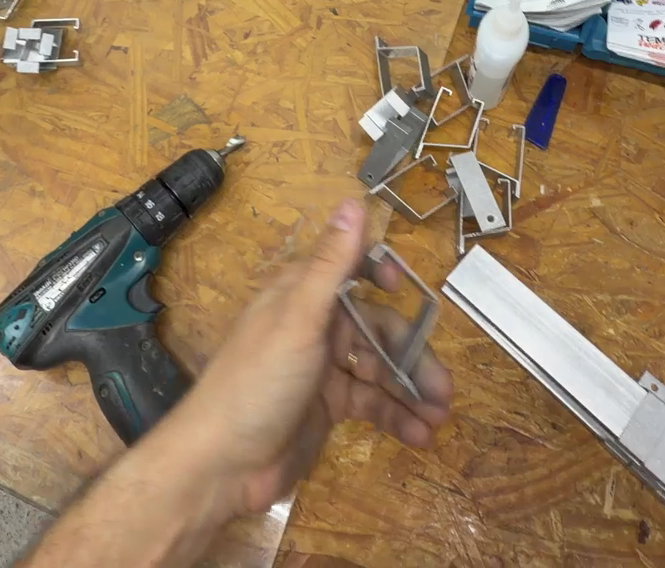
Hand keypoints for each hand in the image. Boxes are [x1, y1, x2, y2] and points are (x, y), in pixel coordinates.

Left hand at [163, 197, 453, 515]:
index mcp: (304, 294)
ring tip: (439, 417)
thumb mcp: (299, 318)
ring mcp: (322, 367)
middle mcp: (316, 324)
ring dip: (410, 389)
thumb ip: (331, 263)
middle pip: (377, 328)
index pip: (350, 270)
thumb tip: (353, 200)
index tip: (403, 287)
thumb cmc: (258, 380)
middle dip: (412, 355)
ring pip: (379, 368)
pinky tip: (419, 435)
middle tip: (444, 390)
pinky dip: (395, 416)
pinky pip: (370, 402)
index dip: (379, 273)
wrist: (221, 464)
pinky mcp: (326, 406)